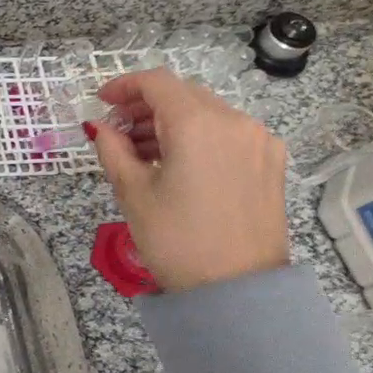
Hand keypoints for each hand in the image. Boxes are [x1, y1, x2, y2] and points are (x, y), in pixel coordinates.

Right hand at [91, 69, 289, 292]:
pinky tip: (178, 163)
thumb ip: (113, 148)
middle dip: (146, 105)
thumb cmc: (176, 238)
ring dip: (171, 121)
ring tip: (142, 149)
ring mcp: (258, 141)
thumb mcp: (132, 191)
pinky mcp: (270, 162)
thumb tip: (102, 128)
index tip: (101, 101)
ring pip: (207, 112)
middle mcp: (234, 122)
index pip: (157, 82)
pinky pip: (227, 132)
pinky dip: (198, 135)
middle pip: (183, 94)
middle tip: (117, 128)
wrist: (238, 289)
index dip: (124, 85)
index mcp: (197, 124)